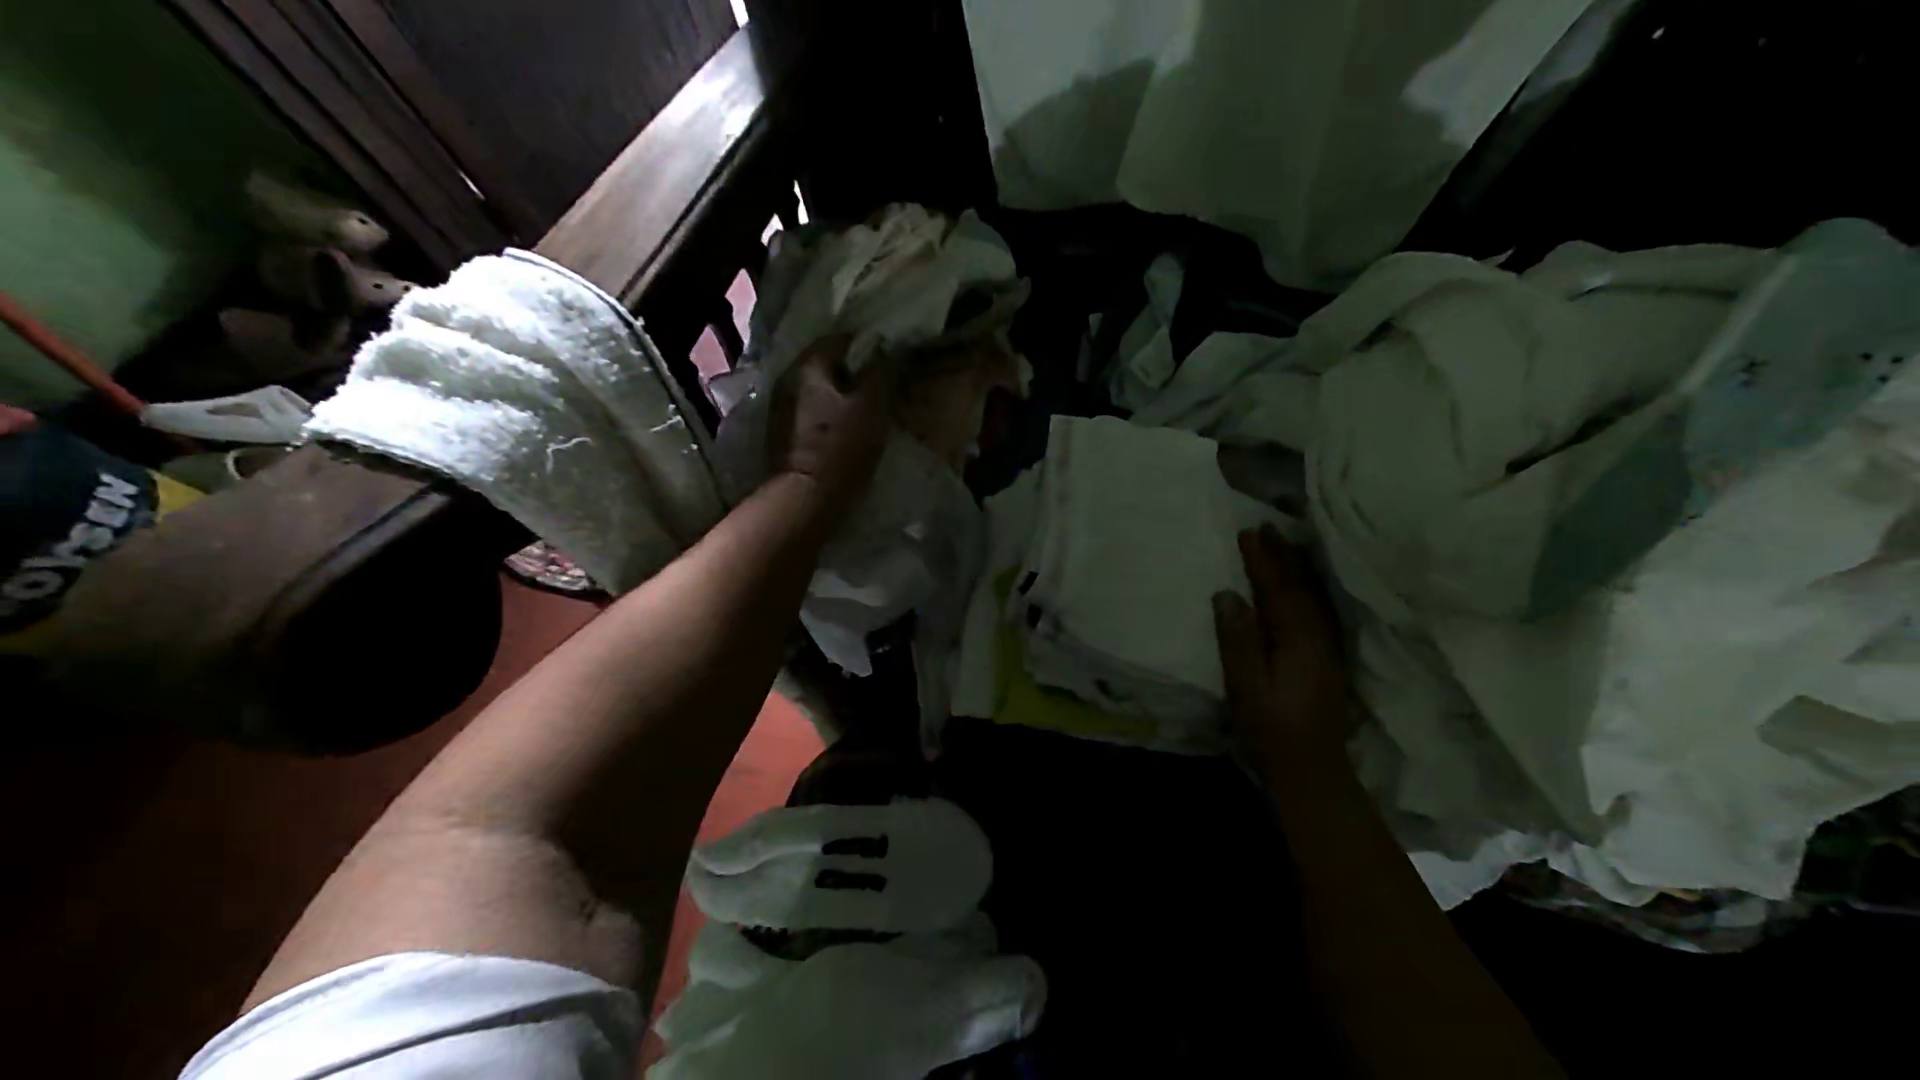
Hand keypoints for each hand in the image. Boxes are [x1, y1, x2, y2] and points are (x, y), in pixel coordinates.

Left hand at [767, 336, 898, 511]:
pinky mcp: (781, 433)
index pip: (841, 338)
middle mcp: (788, 377)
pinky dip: (828, 414)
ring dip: (840, 395)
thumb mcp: (873, 404)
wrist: (805, 499)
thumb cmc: (842, 447)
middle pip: (827, 364)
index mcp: (809, 364)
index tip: (889, 362)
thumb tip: (886, 348)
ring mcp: (781, 407)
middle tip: (881, 388)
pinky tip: (845, 430)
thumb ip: (882, 370)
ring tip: (867, 411)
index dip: (868, 346)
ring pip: (818, 389)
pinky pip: (811, 411)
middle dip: (854, 372)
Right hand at [1213, 524, 1350, 775]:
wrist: (1311, 771)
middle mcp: (1318, 639)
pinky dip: (1308, 591)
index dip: (1262, 561)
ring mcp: (1326, 651)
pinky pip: (1318, 612)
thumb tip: (1227, 594)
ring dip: (1298, 569)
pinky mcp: (1326, 662)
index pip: (1277, 591)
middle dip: (1283, 557)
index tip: (1248, 532)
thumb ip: (1238, 640)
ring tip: (1285, 545)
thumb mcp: (1246, 687)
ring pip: (1313, 599)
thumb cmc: (1271, 730)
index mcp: (1298, 641)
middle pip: (1300, 589)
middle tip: (1267, 526)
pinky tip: (1303, 589)